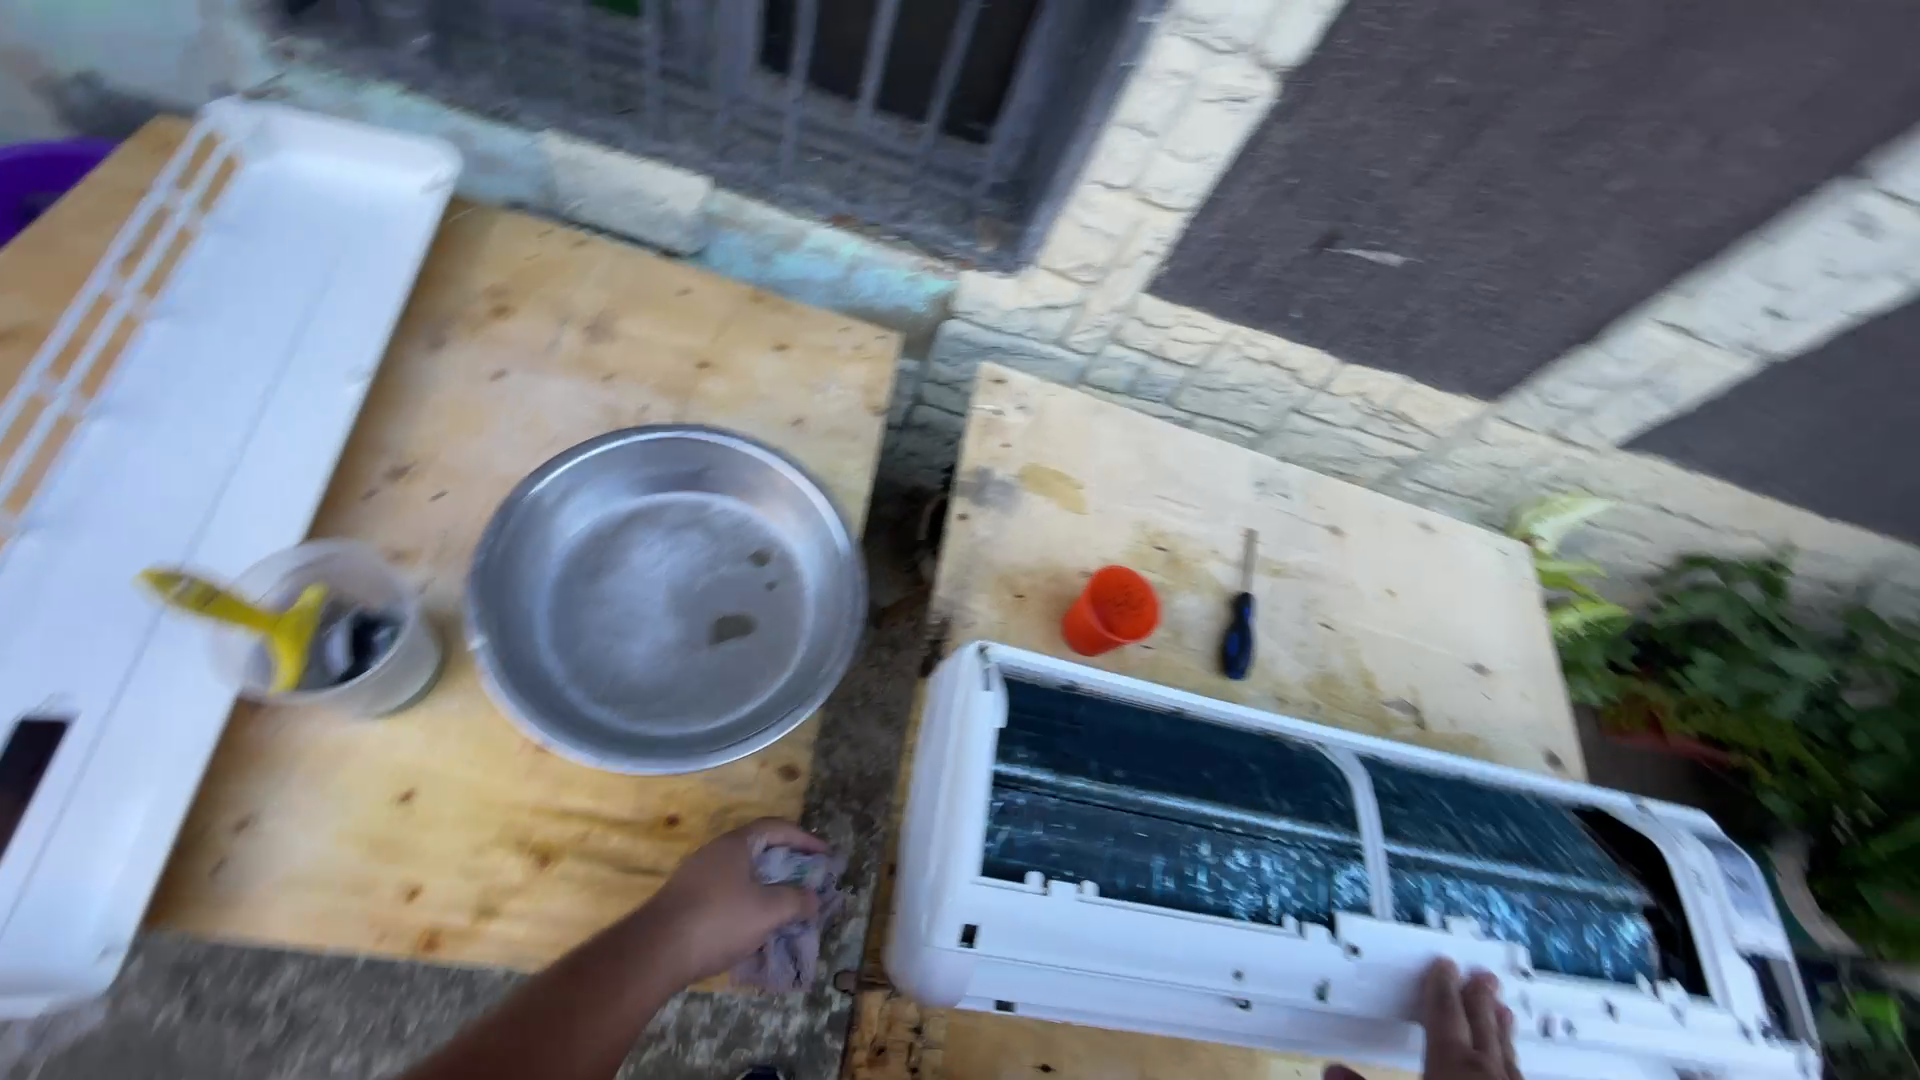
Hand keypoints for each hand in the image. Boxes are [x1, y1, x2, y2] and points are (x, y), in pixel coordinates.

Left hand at [628, 818, 826, 985]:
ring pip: (741, 872)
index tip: (825, 855)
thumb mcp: (768, 911)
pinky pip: (726, 891)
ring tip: (784, 904)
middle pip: (759, 848)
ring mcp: (696, 875)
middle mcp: (715, 851)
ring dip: (766, 884)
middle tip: (807, 879)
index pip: (777, 828)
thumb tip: (813, 898)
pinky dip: (746, 900)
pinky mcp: (684, 900)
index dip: (805, 839)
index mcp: (736, 844)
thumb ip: (797, 901)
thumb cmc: (717, 921)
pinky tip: (752, 924)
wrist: (652, 953)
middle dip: (786, 863)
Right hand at [1323, 958, 1521, 1079]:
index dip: (1441, 989)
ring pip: (1509, 1062)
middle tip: (1487, 976)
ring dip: (1503, 1035)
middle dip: (1481, 1004)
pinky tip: (1515, 1072)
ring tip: (1505, 1014)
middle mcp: (1487, 1078)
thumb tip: (1330, 1069)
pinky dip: (1515, 1069)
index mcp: (1452, 1068)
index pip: (1444, 1018)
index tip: (1445, 964)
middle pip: (1484, 1033)